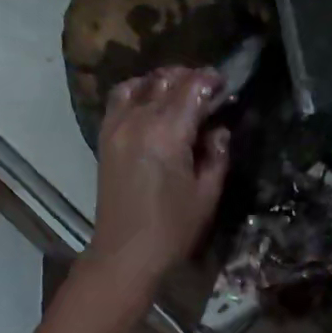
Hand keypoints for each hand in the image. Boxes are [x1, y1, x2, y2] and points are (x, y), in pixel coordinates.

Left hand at [87, 66, 230, 283]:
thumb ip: (217, 155)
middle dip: (189, 78)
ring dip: (162, 82)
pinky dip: (137, 92)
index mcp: (167, 133)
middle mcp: (138, 120)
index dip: (211, 81)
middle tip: (208, 91)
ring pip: (139, 84)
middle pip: (165, 81)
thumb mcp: (207, 195)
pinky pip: (119, 99)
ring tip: (179, 94)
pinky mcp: (105, 137)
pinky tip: (151, 104)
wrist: (125, 254)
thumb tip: (219, 130)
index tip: (226, 85)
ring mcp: (116, 126)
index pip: (192, 88)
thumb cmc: (172, 230)